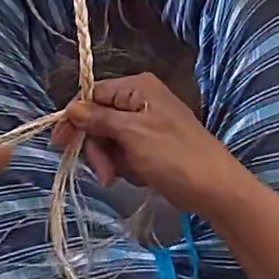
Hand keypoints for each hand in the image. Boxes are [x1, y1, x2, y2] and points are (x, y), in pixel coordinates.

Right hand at [51, 73, 258, 217]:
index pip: (93, 94)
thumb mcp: (132, 135)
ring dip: (110, 159)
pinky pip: (124, 151)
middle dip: (97, 146)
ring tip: (121, 178)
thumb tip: (71, 108)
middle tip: (104, 172)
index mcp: (137, 87)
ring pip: (109, 138)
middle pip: (99, 118)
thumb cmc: (175, 156)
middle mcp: (140, 99)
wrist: (217, 190)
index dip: (75, 118)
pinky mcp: (152, 145)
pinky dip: (125, 165)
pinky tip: (137, 176)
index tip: (60, 143)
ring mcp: (147, 123)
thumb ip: (98, 120)